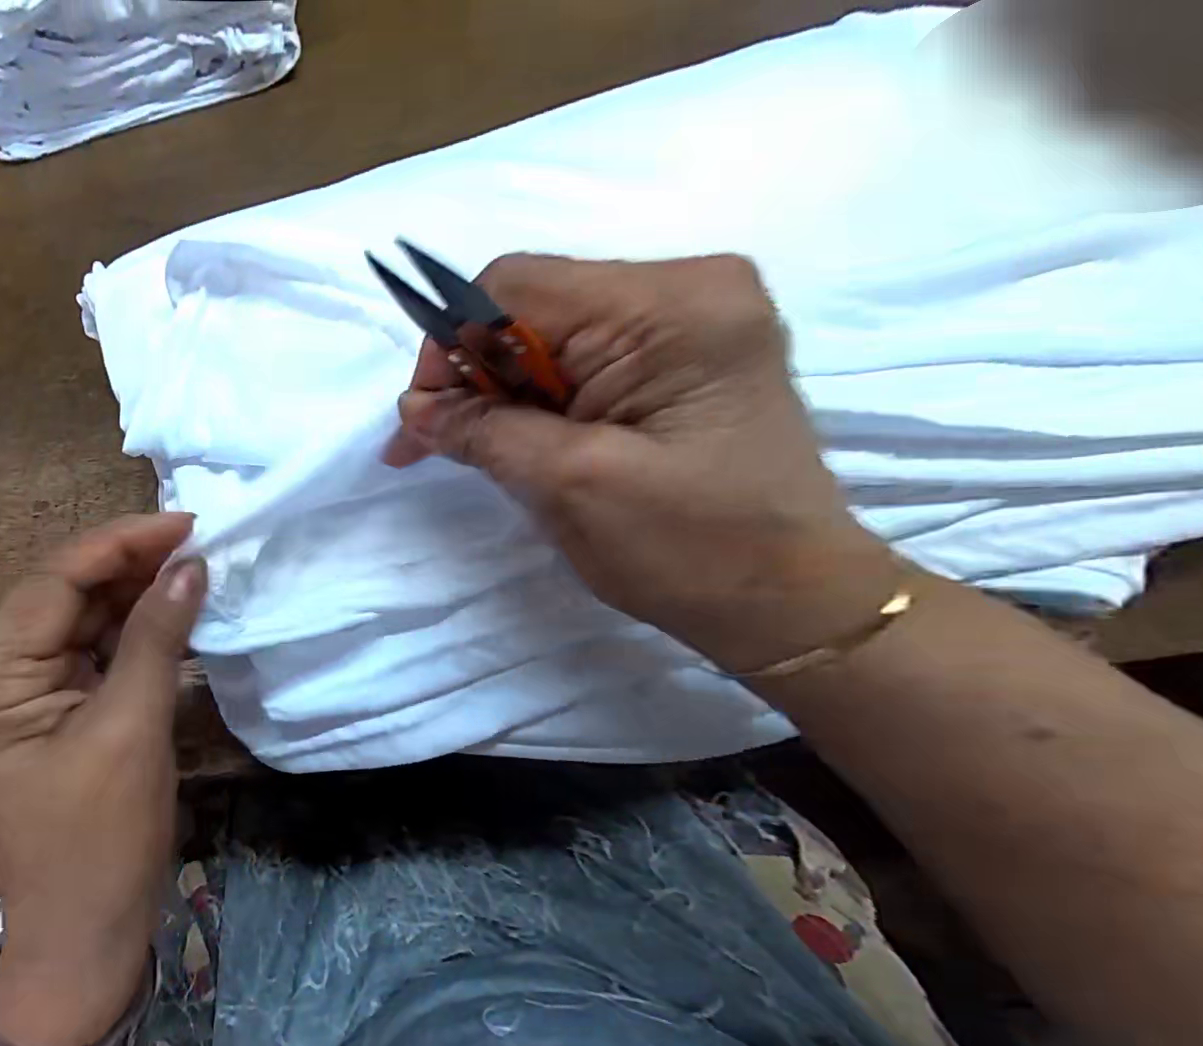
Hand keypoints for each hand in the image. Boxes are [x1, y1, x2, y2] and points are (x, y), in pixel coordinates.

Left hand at [0, 514, 204, 1045]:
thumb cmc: (103, 839)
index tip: (183, 523)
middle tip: (195, 540)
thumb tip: (190, 566)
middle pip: (61, 595)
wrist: (88, 930)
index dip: (118, 545)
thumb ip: (157, 637)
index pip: (50, 586)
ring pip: (78, 617)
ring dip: (134, 591)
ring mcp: (12, 693)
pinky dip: (132, 626)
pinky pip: (89, 648)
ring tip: (191, 564)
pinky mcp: (44, 706)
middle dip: (129, 565)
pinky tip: (171, 604)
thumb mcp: (133, 729)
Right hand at [384, 254, 895, 672]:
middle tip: (441, 443)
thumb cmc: (691, 551)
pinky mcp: (687, 356)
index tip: (426, 416)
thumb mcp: (570, 487)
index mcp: (672, 306)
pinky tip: (529, 441)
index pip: (516, 285)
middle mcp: (688, 288)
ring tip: (485, 451)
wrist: (788, 603)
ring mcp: (693, 320)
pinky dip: (541, 400)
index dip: (452, 343)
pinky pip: (585, 360)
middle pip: (534, 307)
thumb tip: (414, 409)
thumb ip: (484, 432)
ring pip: (552, 336)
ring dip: (505, 393)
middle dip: (476, 374)